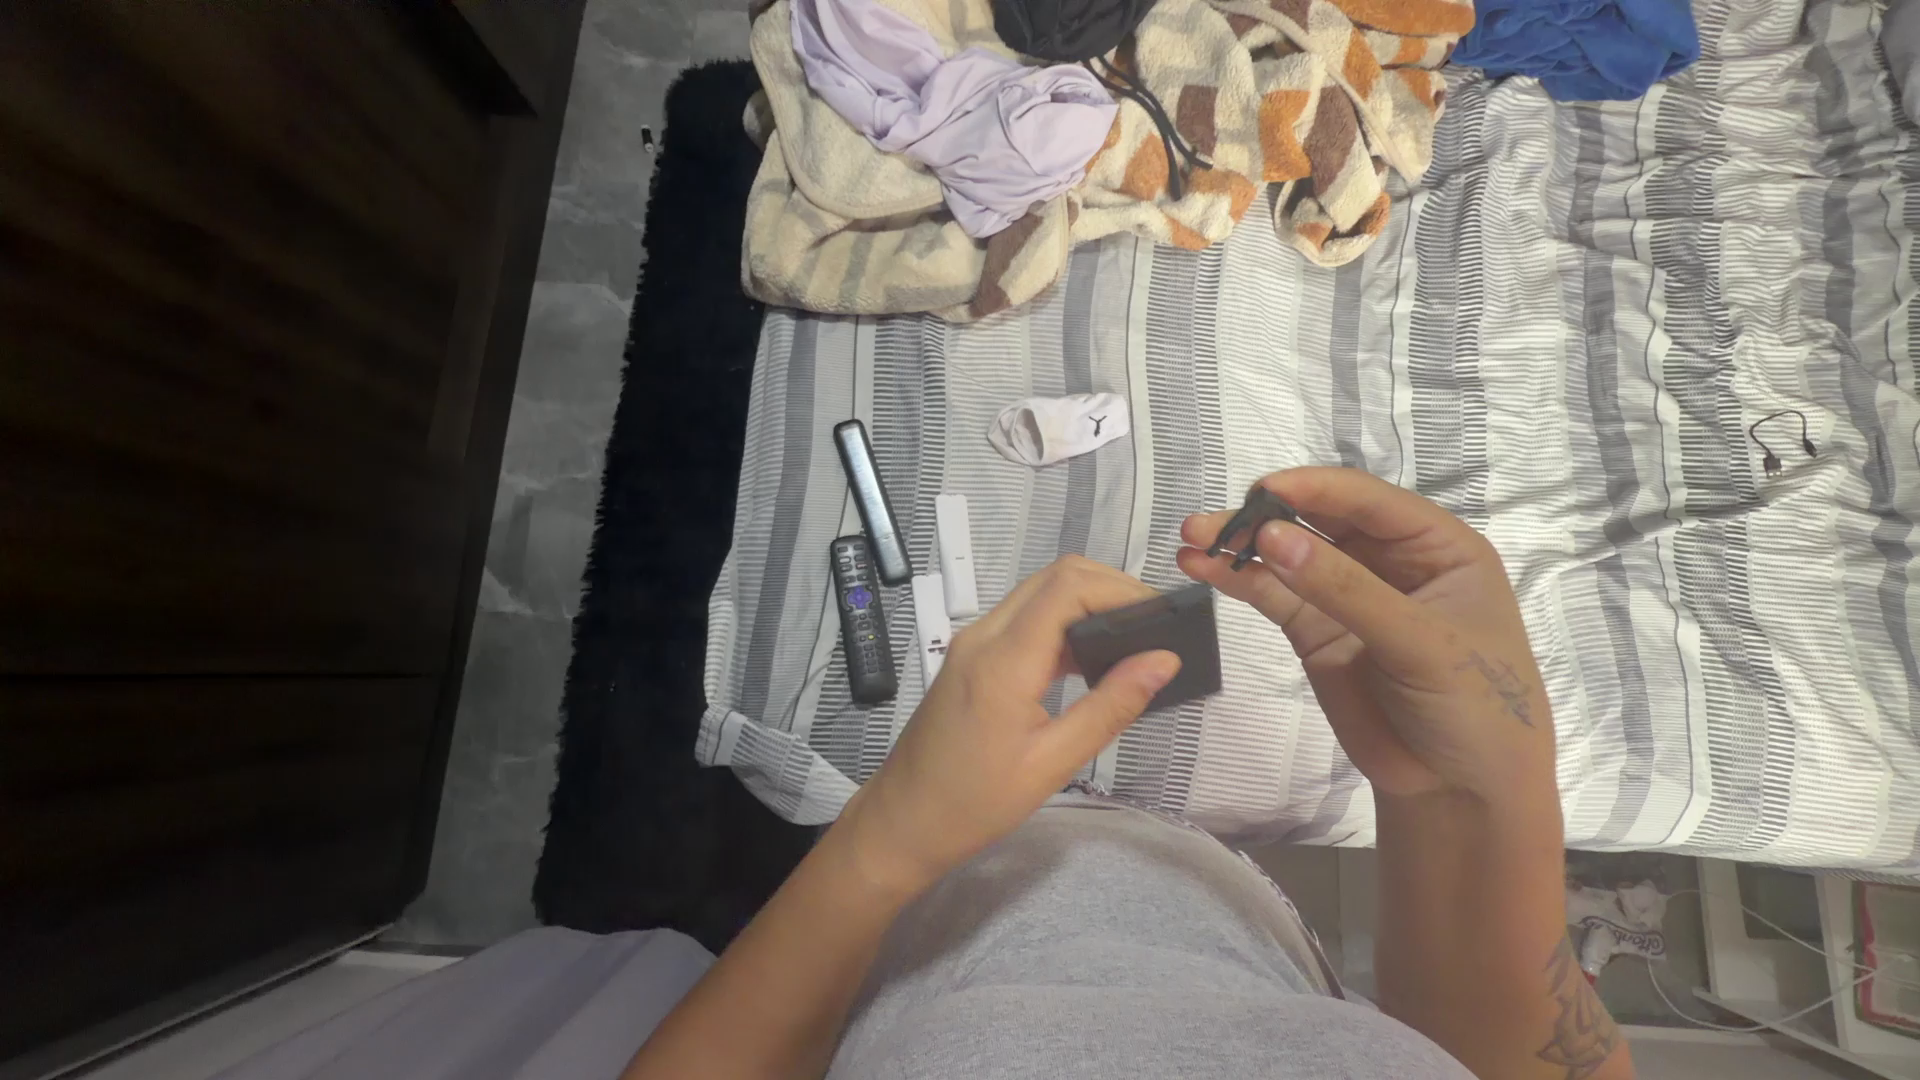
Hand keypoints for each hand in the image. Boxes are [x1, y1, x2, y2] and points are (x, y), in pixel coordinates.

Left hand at [835, 556, 1180, 896]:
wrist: (903, 819)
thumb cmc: (975, 802)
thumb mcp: (1052, 762)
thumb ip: (1110, 706)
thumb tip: (1163, 660)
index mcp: (1003, 659)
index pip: (1067, 587)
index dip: (1120, 589)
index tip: (1163, 616)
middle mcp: (985, 635)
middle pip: (1054, 578)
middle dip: (1109, 589)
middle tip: (1154, 625)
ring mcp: (974, 642)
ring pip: (1039, 595)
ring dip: (1087, 604)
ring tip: (1134, 639)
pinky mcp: (972, 656)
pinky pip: (1024, 620)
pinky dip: (1063, 625)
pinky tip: (1093, 658)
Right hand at [1176, 468, 1556, 810]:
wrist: (1455, 787)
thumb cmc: (1473, 707)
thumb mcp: (1421, 644)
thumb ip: (1345, 590)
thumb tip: (1271, 537)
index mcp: (1435, 546)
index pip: (1367, 500)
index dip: (1313, 489)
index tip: (1259, 491)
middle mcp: (1386, 559)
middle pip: (1317, 520)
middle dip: (1263, 515)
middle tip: (1208, 522)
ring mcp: (1343, 594)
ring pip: (1285, 555)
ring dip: (1238, 544)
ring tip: (1190, 541)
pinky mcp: (1311, 628)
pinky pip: (1269, 594)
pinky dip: (1235, 580)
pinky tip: (1199, 568)